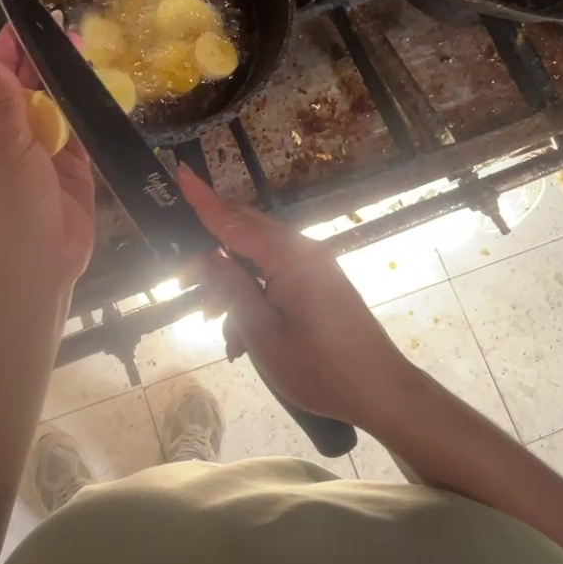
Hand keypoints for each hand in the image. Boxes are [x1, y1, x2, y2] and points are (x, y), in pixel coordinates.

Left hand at [0, 27, 95, 291]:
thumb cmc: (12, 204)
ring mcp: (41, 152)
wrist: (41, 261)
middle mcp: (8, 139)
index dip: (5, 53)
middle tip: (60, 26)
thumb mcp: (5, 149)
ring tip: (80, 44)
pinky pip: (76, 128)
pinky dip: (83, 106)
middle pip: (24, 90)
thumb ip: (7, 104)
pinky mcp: (72, 165)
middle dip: (38, 61)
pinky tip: (92, 80)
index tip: (20, 23)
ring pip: (53, 106)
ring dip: (63, 78)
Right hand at [179, 166, 420, 430]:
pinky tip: (242, 336)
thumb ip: (231, 290)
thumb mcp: (263, 333)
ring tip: (214, 323)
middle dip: (210, 253)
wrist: (381, 392)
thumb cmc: (320, 368)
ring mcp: (314, 266)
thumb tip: (207, 256)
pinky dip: (253, 296)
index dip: (203, 199)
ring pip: (257, 259)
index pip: (234, 220)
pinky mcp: (319, 284)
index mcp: (289, 257)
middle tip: (182, 281)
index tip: (180, 171)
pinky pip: (275, 276)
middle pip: (245, 232)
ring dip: (231, 284)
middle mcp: (303, 251)